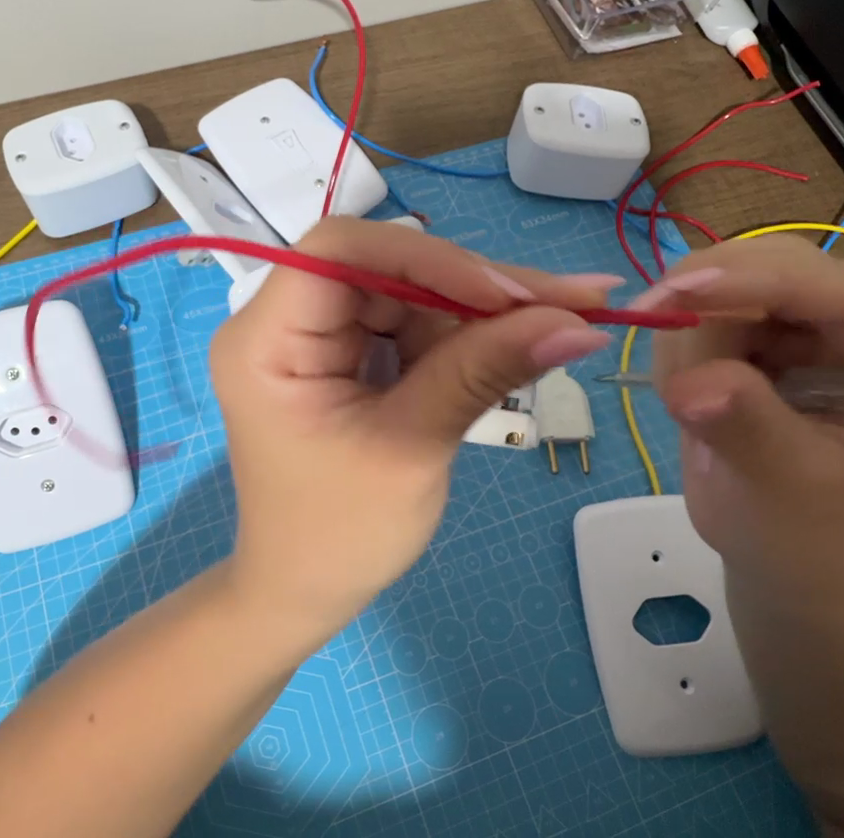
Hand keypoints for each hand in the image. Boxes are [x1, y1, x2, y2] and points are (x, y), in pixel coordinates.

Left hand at [210, 218, 620, 640]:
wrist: (304, 591)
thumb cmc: (341, 534)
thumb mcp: (414, 446)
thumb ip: (484, 371)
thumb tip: (577, 322)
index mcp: (266, 338)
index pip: (341, 250)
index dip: (429, 258)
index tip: (510, 296)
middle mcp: (284, 320)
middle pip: (386, 266)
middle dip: (478, 284)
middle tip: (575, 298)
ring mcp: (317, 336)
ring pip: (411, 292)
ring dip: (484, 309)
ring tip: (568, 318)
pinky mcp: (346, 355)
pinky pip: (411, 324)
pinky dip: (467, 333)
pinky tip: (523, 339)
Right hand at [644, 235, 843, 605]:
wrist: (790, 565)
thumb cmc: (812, 540)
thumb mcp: (788, 489)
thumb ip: (749, 428)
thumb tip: (690, 384)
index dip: (763, 281)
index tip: (685, 288)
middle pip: (782, 266)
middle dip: (712, 300)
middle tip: (653, 328)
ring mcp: (813, 327)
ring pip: (733, 280)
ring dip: (688, 329)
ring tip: (683, 404)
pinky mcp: (768, 336)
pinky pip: (708, 307)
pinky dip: (679, 341)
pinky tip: (685, 395)